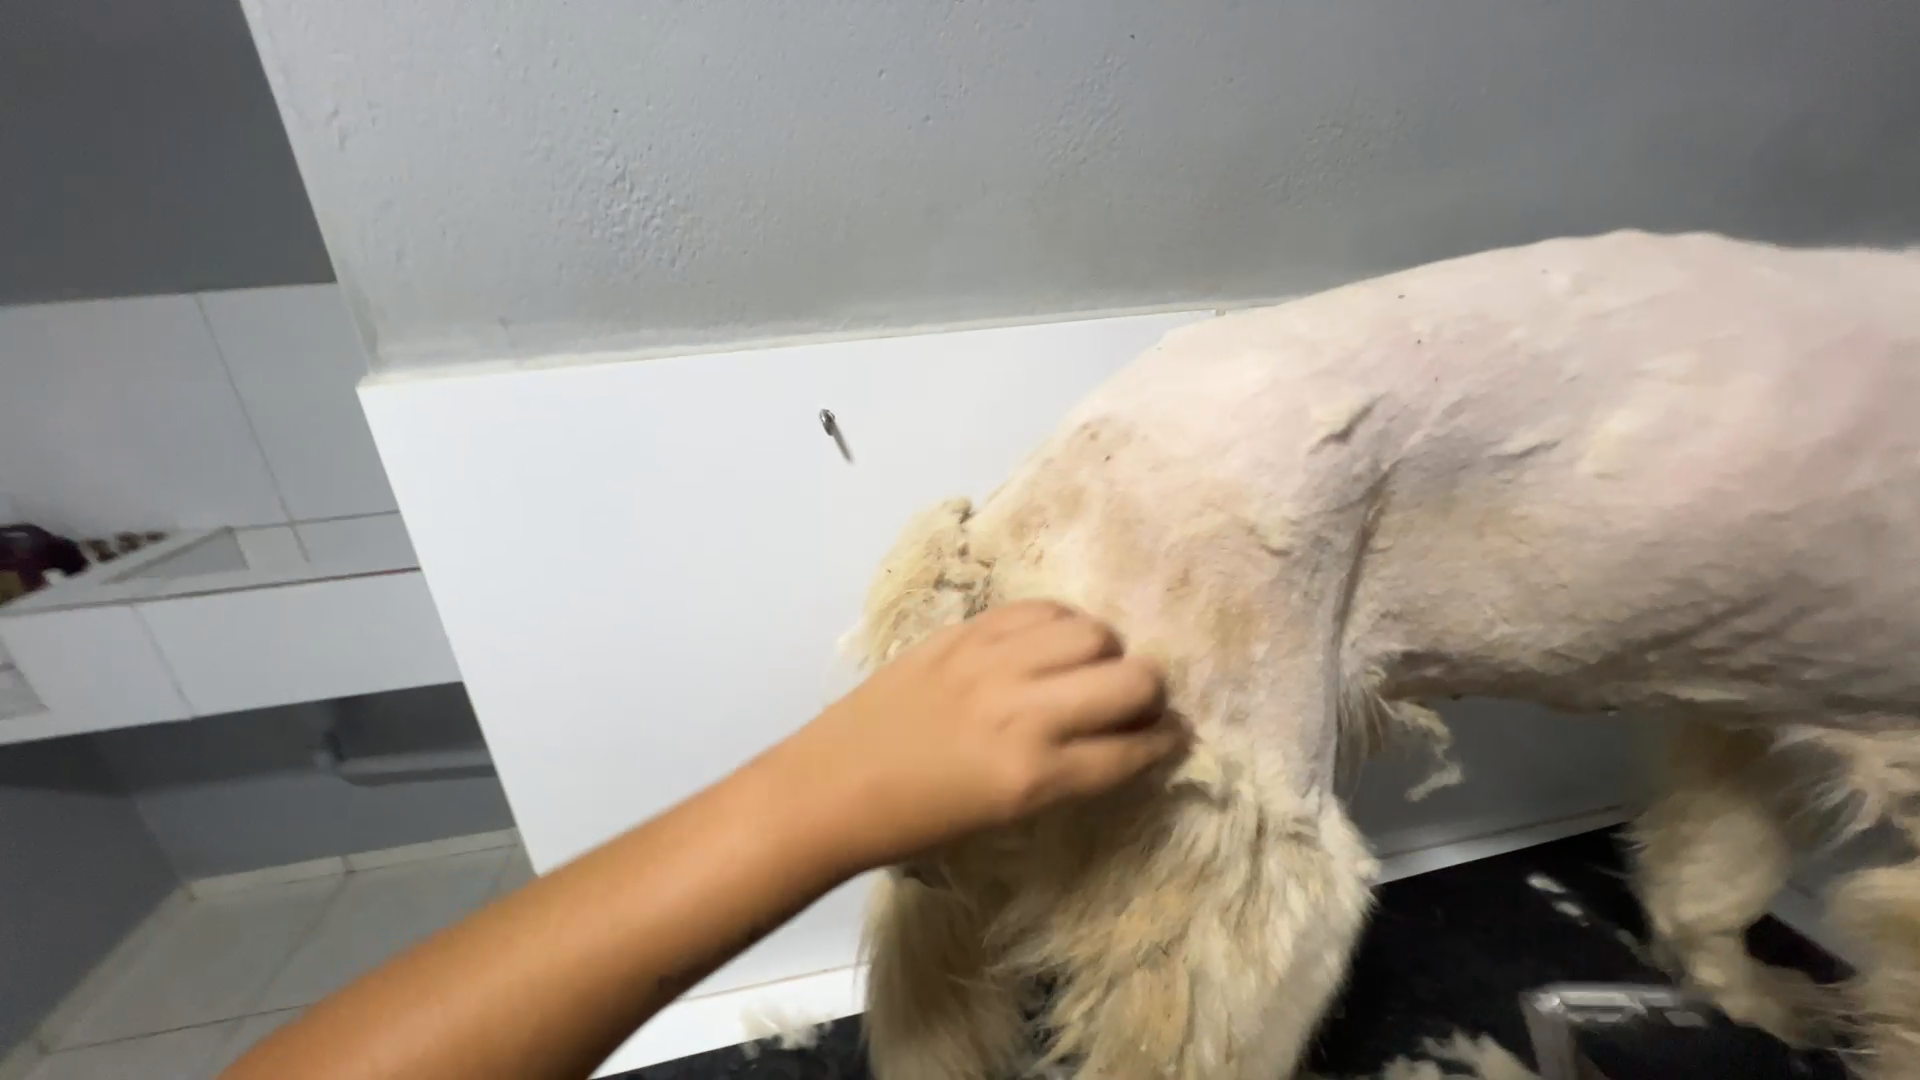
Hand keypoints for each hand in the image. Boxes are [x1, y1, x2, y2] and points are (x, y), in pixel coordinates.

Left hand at [761, 601, 1181, 871]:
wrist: (835, 783)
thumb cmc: (919, 819)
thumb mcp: (1006, 813)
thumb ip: (1069, 770)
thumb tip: (1120, 736)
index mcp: (1035, 775)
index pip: (1134, 749)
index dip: (1166, 743)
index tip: (1173, 735)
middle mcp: (1025, 711)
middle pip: (1132, 680)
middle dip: (1152, 693)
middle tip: (1137, 701)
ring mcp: (993, 662)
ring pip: (1092, 631)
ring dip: (1107, 651)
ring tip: (1090, 666)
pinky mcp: (965, 632)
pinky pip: (1039, 609)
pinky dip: (1060, 624)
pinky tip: (1051, 642)